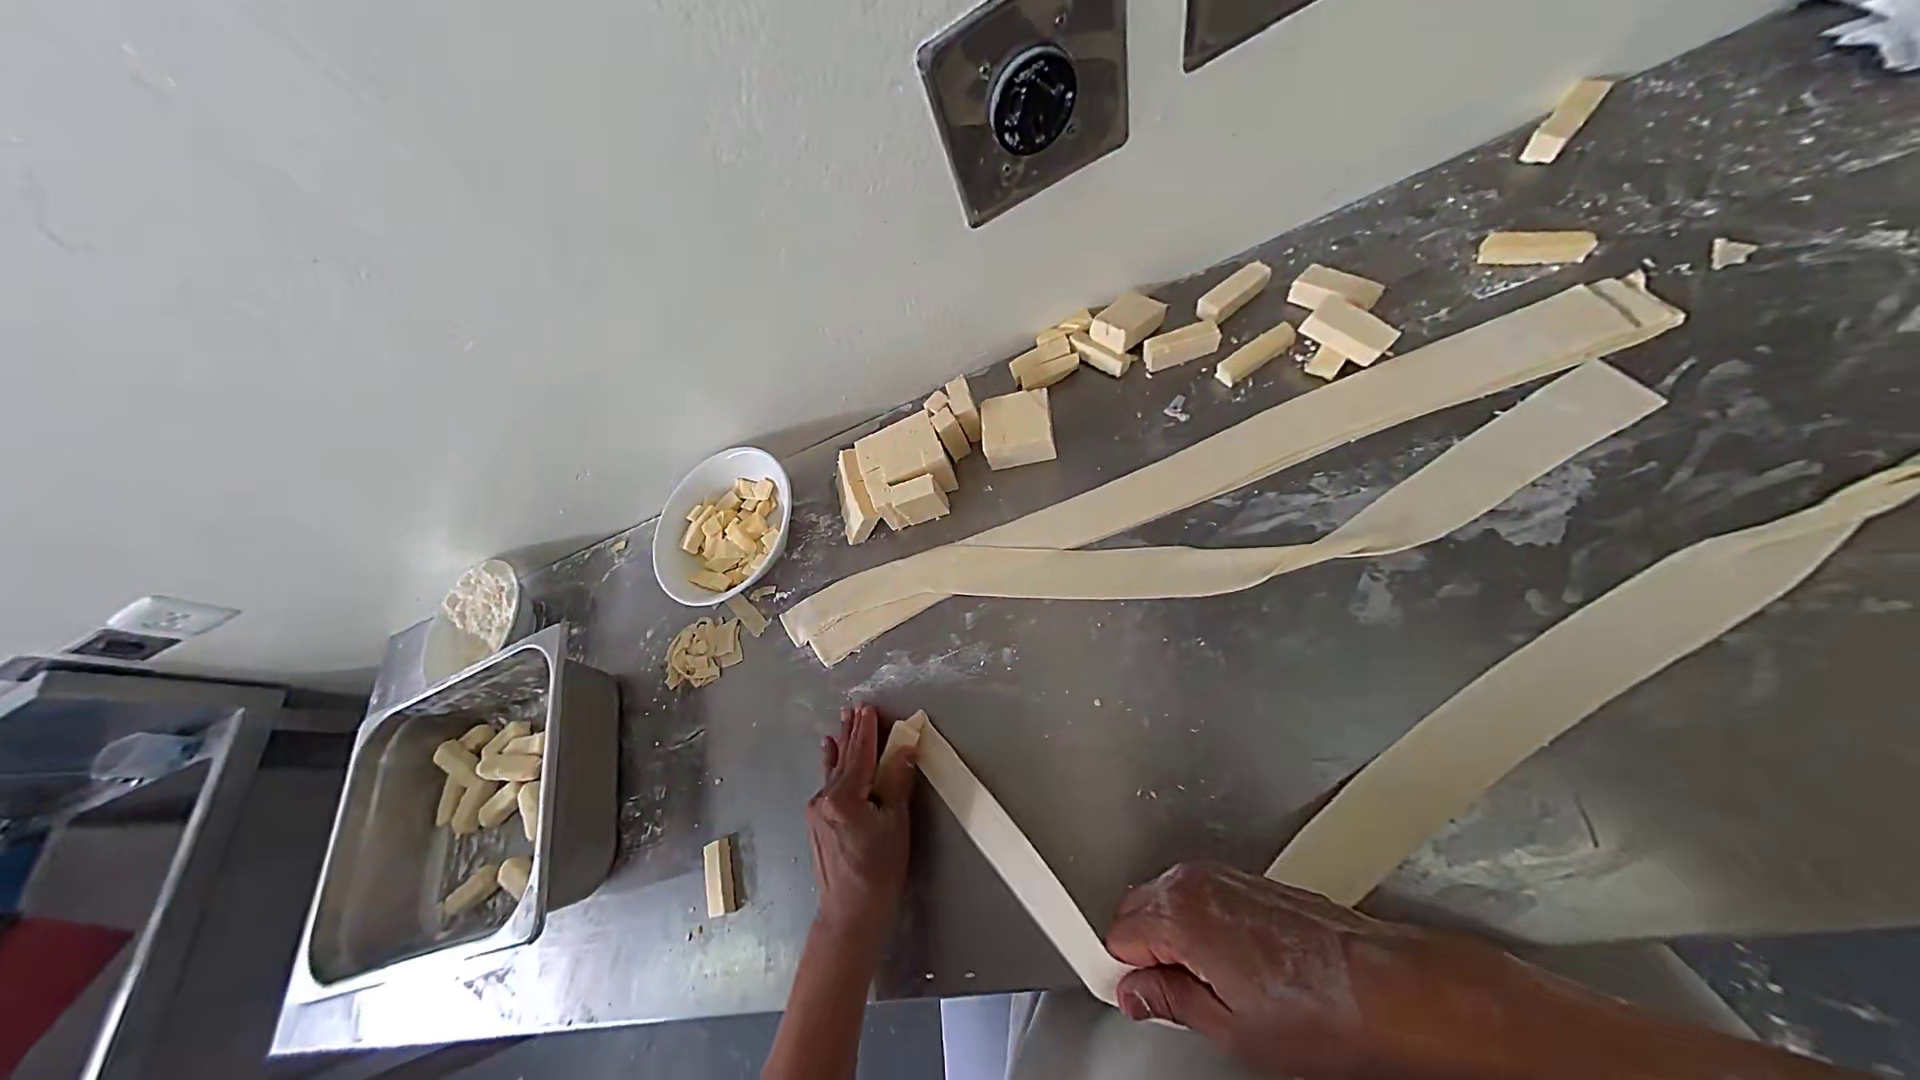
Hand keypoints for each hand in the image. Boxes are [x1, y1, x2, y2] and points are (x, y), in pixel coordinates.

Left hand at [806, 704, 915, 942]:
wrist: (850, 912)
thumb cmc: (879, 869)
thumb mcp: (896, 822)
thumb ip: (898, 780)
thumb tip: (905, 746)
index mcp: (844, 796)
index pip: (861, 754)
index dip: (868, 730)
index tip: (870, 707)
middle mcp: (824, 797)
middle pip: (844, 758)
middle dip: (852, 732)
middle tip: (854, 707)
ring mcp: (816, 809)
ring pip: (834, 770)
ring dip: (842, 745)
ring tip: (841, 722)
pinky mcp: (816, 820)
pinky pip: (827, 784)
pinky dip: (832, 765)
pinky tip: (829, 754)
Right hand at [1104, 862, 1534, 1078]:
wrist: (1390, 987)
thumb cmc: (1323, 1010)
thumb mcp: (1231, 1029)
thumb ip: (1168, 999)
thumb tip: (1138, 992)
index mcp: (1180, 912)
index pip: (1114, 932)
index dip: (1120, 967)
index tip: (1130, 989)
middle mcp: (1194, 881)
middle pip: (1135, 909)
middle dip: (1145, 949)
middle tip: (1177, 994)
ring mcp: (1220, 874)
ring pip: (1164, 900)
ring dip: (1172, 936)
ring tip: (1217, 982)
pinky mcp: (1243, 876)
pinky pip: (1196, 894)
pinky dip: (1199, 923)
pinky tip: (1235, 962)